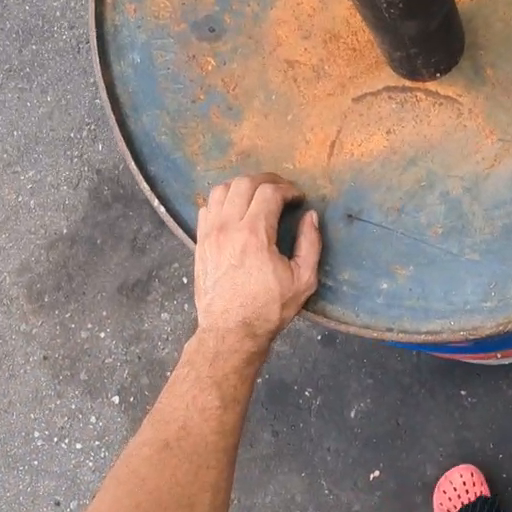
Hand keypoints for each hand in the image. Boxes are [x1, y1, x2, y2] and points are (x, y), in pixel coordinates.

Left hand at [193, 174, 320, 352]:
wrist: (232, 330)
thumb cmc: (270, 308)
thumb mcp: (303, 280)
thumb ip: (310, 244)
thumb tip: (311, 217)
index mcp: (255, 234)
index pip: (270, 192)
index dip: (288, 190)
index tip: (299, 199)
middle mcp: (228, 227)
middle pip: (244, 183)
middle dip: (267, 181)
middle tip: (283, 191)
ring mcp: (210, 233)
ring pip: (222, 189)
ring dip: (243, 186)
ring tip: (259, 197)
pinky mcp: (200, 242)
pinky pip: (208, 207)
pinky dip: (224, 201)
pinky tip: (236, 211)